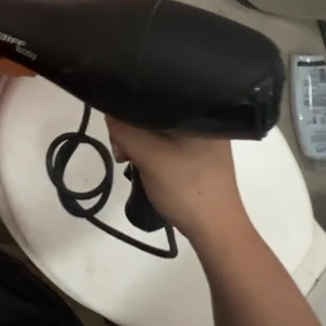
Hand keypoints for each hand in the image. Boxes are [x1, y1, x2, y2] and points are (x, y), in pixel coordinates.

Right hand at [106, 118, 249, 241]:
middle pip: (154, 110)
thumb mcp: (148, 155)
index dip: (129, 106)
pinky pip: (166, 142)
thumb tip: (108, 111)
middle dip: (132, 129)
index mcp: (200, 109)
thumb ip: (123, 129)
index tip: (116, 131)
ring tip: (132, 162)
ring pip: (158, 128)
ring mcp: (203, 140)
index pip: (155, 92)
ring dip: (139, 142)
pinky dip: (151, 151)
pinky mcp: (198, 156)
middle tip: (124, 153)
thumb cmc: (187, 189)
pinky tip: (144, 165)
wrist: (217, 233)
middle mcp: (203, 119)